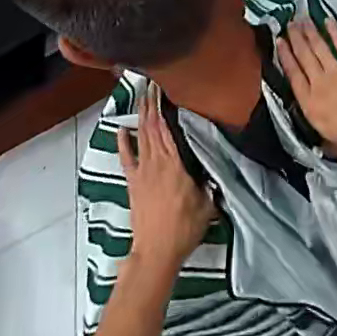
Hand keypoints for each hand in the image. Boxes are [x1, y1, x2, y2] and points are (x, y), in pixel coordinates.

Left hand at [120, 88, 214, 274]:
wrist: (156, 250)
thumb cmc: (184, 227)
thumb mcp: (207, 203)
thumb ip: (210, 181)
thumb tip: (215, 166)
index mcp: (174, 163)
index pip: (166, 128)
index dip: (163, 107)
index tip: (164, 89)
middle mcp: (155, 162)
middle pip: (151, 127)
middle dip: (151, 104)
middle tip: (152, 85)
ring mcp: (141, 171)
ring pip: (140, 137)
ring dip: (141, 116)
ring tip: (142, 97)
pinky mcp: (132, 182)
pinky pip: (126, 157)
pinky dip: (123, 141)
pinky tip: (122, 128)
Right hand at [275, 18, 336, 167]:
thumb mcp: (331, 144)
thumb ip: (322, 136)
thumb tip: (320, 139)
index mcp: (310, 105)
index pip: (292, 75)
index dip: (284, 57)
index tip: (279, 42)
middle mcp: (319, 85)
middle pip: (303, 57)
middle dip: (295, 38)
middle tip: (289, 23)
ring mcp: (336, 73)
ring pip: (318, 47)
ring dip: (309, 32)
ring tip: (302, 19)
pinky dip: (334, 31)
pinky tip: (328, 21)